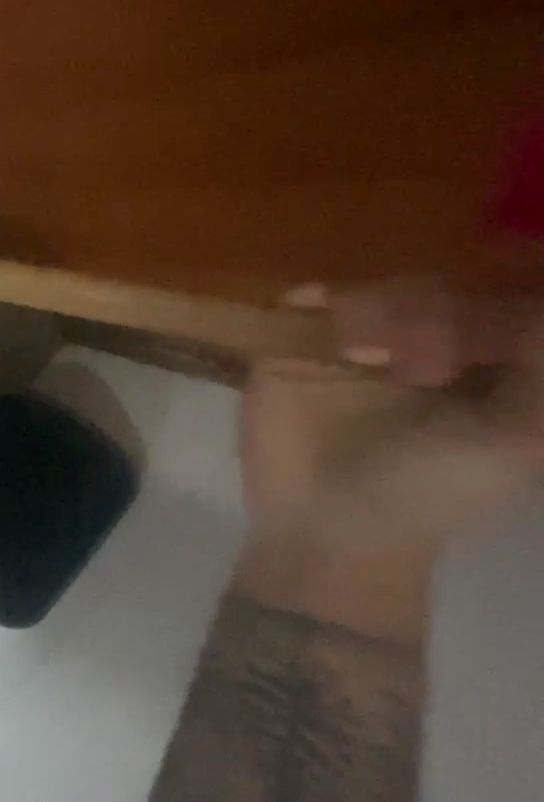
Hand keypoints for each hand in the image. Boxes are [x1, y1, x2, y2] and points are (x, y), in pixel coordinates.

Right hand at [235, 277, 542, 639]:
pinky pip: (302, 302)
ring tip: (360, 356)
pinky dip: (309, 294)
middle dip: (429, 316)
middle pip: (437, 290)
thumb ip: (539, 372)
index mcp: (488, 369)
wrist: (329, 520)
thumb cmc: (433, 489)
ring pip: (372, 289)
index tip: (476, 350)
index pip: (503, 306)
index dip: (496, 310)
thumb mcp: (518, 437)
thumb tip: (530, 311)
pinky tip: (307, 305)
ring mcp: (352, 346)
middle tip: (415, 370)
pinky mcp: (291, 348)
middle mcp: (423, 348)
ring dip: (372, 308)